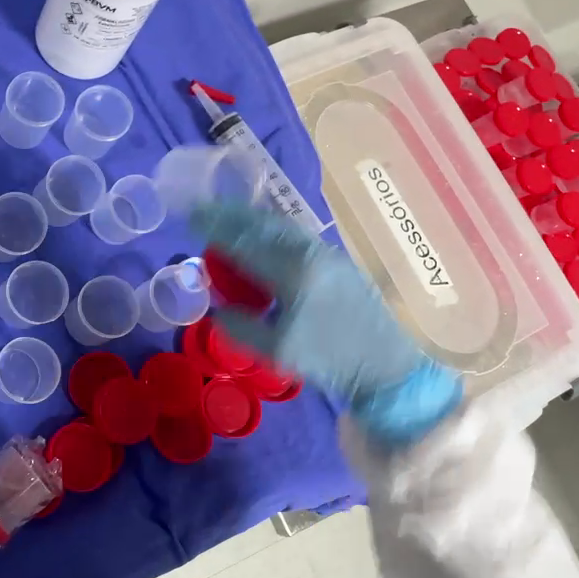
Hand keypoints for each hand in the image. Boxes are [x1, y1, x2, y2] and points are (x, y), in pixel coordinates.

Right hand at [190, 200, 461, 446]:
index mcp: (293, 274)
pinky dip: (269, 230)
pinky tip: (259, 237)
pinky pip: (294, 235)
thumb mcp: (275, 351)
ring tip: (226, 218)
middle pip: (263, 223)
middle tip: (203, 210)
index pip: (244, 242)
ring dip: (250, 219)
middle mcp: (310, 254)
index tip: (191, 218)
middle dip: (229, 214)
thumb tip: (216, 309)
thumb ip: (239, 327)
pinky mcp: (338, 261)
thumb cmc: (329, 361)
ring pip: (281, 225)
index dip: (214, 228)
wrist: (386, 366)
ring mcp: (327, 254)